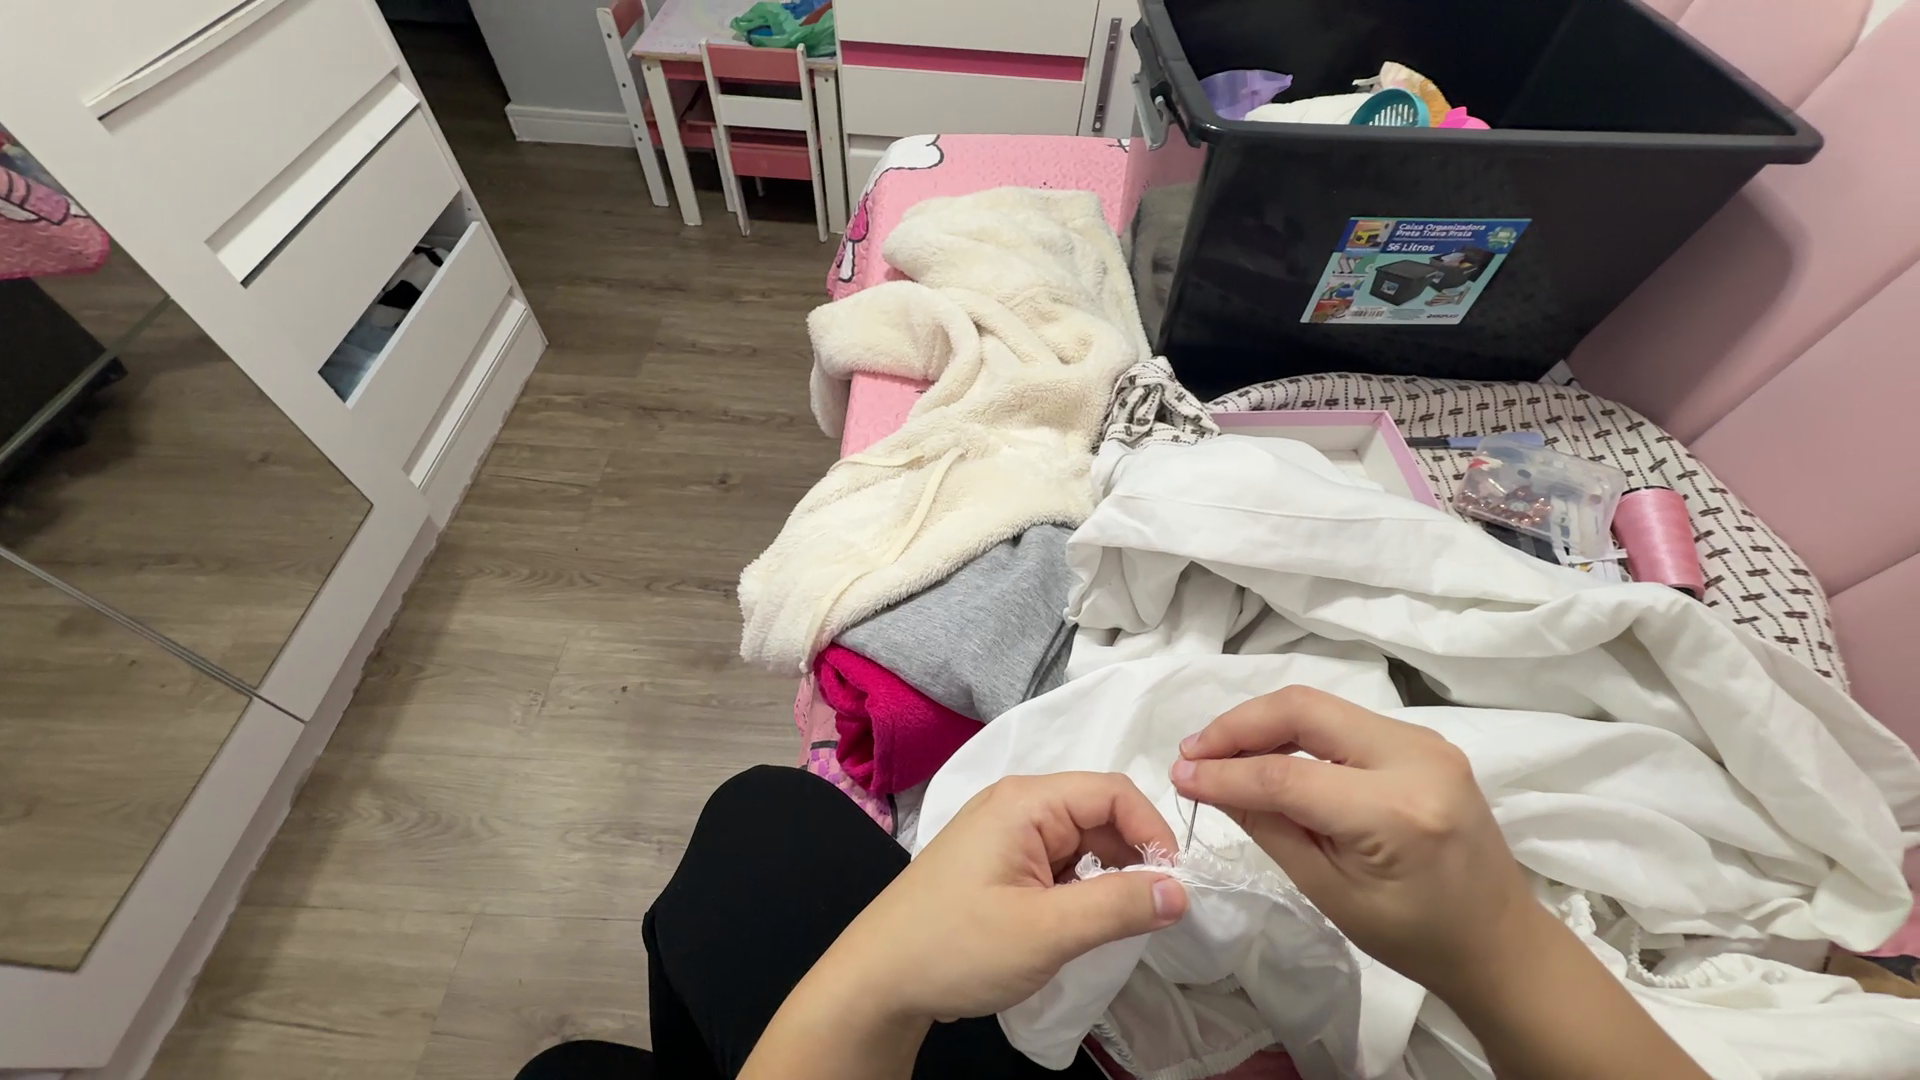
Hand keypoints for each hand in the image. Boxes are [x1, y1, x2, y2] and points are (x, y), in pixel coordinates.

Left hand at [822, 772, 1189, 1023]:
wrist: (880, 978)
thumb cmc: (959, 946)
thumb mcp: (1046, 932)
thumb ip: (1118, 907)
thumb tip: (1181, 891)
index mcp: (1025, 801)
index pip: (1111, 791)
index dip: (1153, 830)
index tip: (1176, 886)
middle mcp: (1017, 803)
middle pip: (1097, 812)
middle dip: (1133, 855)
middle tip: (1155, 911)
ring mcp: (1005, 831)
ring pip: (1081, 838)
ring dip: (1108, 873)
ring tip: (1120, 920)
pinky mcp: (1000, 859)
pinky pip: (1058, 859)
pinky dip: (1082, 884)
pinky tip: (1084, 919)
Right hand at [1169, 686, 1539, 997]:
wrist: (1501, 943)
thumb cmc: (1415, 936)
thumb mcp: (1328, 891)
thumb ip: (1266, 825)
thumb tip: (1204, 782)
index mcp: (1397, 811)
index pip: (1286, 775)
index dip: (1224, 772)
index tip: (1178, 776)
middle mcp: (1415, 758)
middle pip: (1301, 709)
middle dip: (1237, 726)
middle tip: (1194, 753)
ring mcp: (1422, 741)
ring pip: (1315, 704)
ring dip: (1260, 723)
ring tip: (1218, 752)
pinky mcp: (1418, 739)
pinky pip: (1337, 718)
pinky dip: (1290, 729)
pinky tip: (1264, 752)